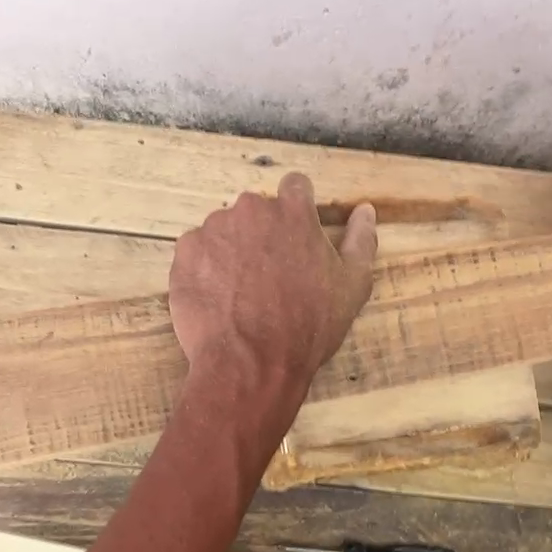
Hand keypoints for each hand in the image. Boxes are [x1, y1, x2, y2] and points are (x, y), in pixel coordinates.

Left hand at [168, 172, 377, 404]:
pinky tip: (217, 301)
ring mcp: (214, 229)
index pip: (295, 186)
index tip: (293, 237)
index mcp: (294, 213)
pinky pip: (196, 253)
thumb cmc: (308, 329)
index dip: (296, 210)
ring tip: (239, 295)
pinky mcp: (186, 253)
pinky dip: (204, 271)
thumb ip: (361, 242)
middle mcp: (252, 210)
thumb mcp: (352, 288)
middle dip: (261, 237)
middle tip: (267, 279)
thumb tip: (365, 210)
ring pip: (224, 232)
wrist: (250, 364)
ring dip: (231, 253)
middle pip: (256, 212)